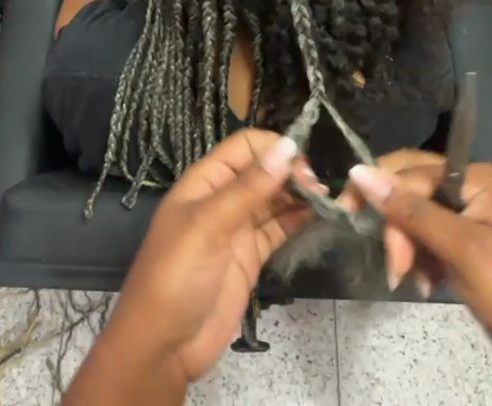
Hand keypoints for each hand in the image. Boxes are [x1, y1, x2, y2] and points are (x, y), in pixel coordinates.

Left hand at [98, 130, 308, 385]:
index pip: (244, 147)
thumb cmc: (176, 275)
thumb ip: (249, 188)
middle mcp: (222, 199)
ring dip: (299, 195)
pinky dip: (298, 220)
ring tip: (328, 199)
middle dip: (291, 172)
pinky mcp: (250, 257)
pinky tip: (319, 216)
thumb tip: (287, 147)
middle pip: (262, 171)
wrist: (163, 344)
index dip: (273, 147)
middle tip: (318, 188)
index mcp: (204, 182)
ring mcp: (237, 229)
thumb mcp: (209, 225)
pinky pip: (278, 229)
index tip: (304, 161)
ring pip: (274, 200)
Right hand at [347, 159, 491, 372]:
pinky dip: (422, 262)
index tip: (353, 222)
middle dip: (397, 228)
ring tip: (413, 281)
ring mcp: (472, 220)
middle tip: (397, 268)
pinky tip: (426, 285)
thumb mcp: (460, 249)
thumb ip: (410, 210)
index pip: (409, 171)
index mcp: (474, 178)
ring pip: (417, 220)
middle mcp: (472, 190)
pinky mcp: (471, 249)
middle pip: (411, 193)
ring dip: (408, 249)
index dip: (380, 194)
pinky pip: (431, 242)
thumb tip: (358, 169)